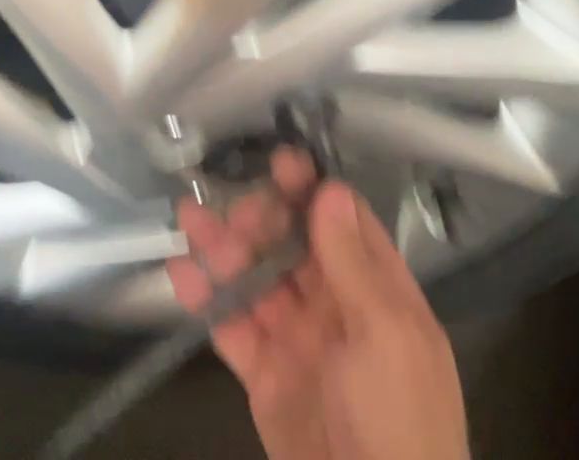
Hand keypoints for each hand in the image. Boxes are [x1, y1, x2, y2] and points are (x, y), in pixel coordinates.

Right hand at [166, 150, 469, 459]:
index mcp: (377, 293)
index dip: (312, 191)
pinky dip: (206, 300)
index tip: (281, 162)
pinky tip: (181, 273)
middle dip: (263, 219)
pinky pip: (231, 327)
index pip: (343, 225)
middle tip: (238, 210)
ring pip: (256, 280)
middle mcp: (336, 308)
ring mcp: (297, 340)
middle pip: (292, 246)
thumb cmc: (398, 417)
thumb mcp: (385, 336)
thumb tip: (331, 189)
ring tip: (189, 218)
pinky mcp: (263, 373)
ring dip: (224, 248)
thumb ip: (352, 264)